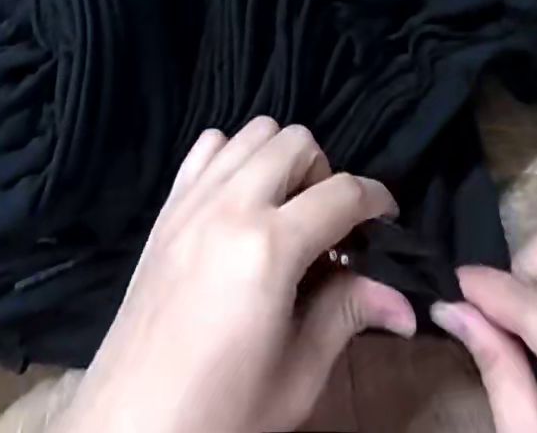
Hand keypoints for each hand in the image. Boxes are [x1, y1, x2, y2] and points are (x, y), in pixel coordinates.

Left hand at [54, 117, 416, 432]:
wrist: (133, 421)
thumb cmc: (223, 410)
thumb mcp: (297, 375)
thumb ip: (347, 314)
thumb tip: (403, 302)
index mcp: (269, 247)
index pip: (341, 193)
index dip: (376, 200)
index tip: (385, 219)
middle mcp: (231, 204)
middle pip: (296, 141)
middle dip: (324, 174)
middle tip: (326, 225)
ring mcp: (193, 198)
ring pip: (253, 132)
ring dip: (280, 159)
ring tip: (283, 209)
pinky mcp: (168, 204)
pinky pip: (208, 146)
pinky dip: (234, 156)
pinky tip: (239, 199)